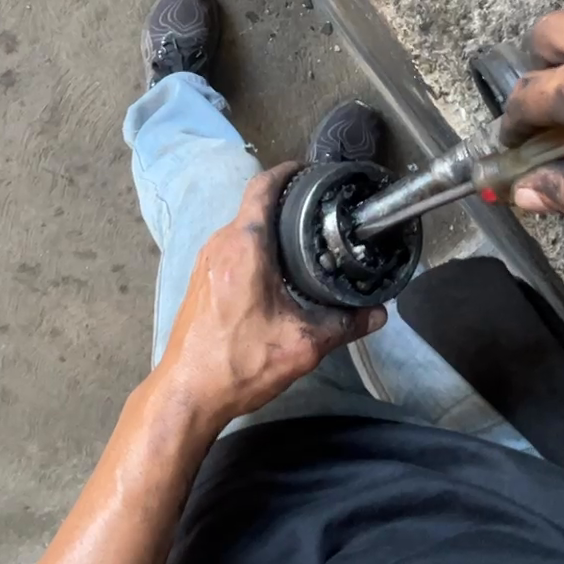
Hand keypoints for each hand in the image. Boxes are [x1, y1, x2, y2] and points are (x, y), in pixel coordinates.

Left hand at [152, 163, 386, 423]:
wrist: (187, 393)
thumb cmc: (238, 364)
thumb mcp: (302, 345)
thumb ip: (344, 325)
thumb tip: (377, 314)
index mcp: (244, 247)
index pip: (263, 188)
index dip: (287, 171)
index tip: (310, 170)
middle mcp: (220, 245)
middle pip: (255, 206)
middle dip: (287, 203)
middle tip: (321, 210)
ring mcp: (206, 261)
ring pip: (243, 228)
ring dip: (271, 227)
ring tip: (306, 238)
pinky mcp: (201, 279)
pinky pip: (232, 247)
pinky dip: (256, 246)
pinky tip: (279, 269)